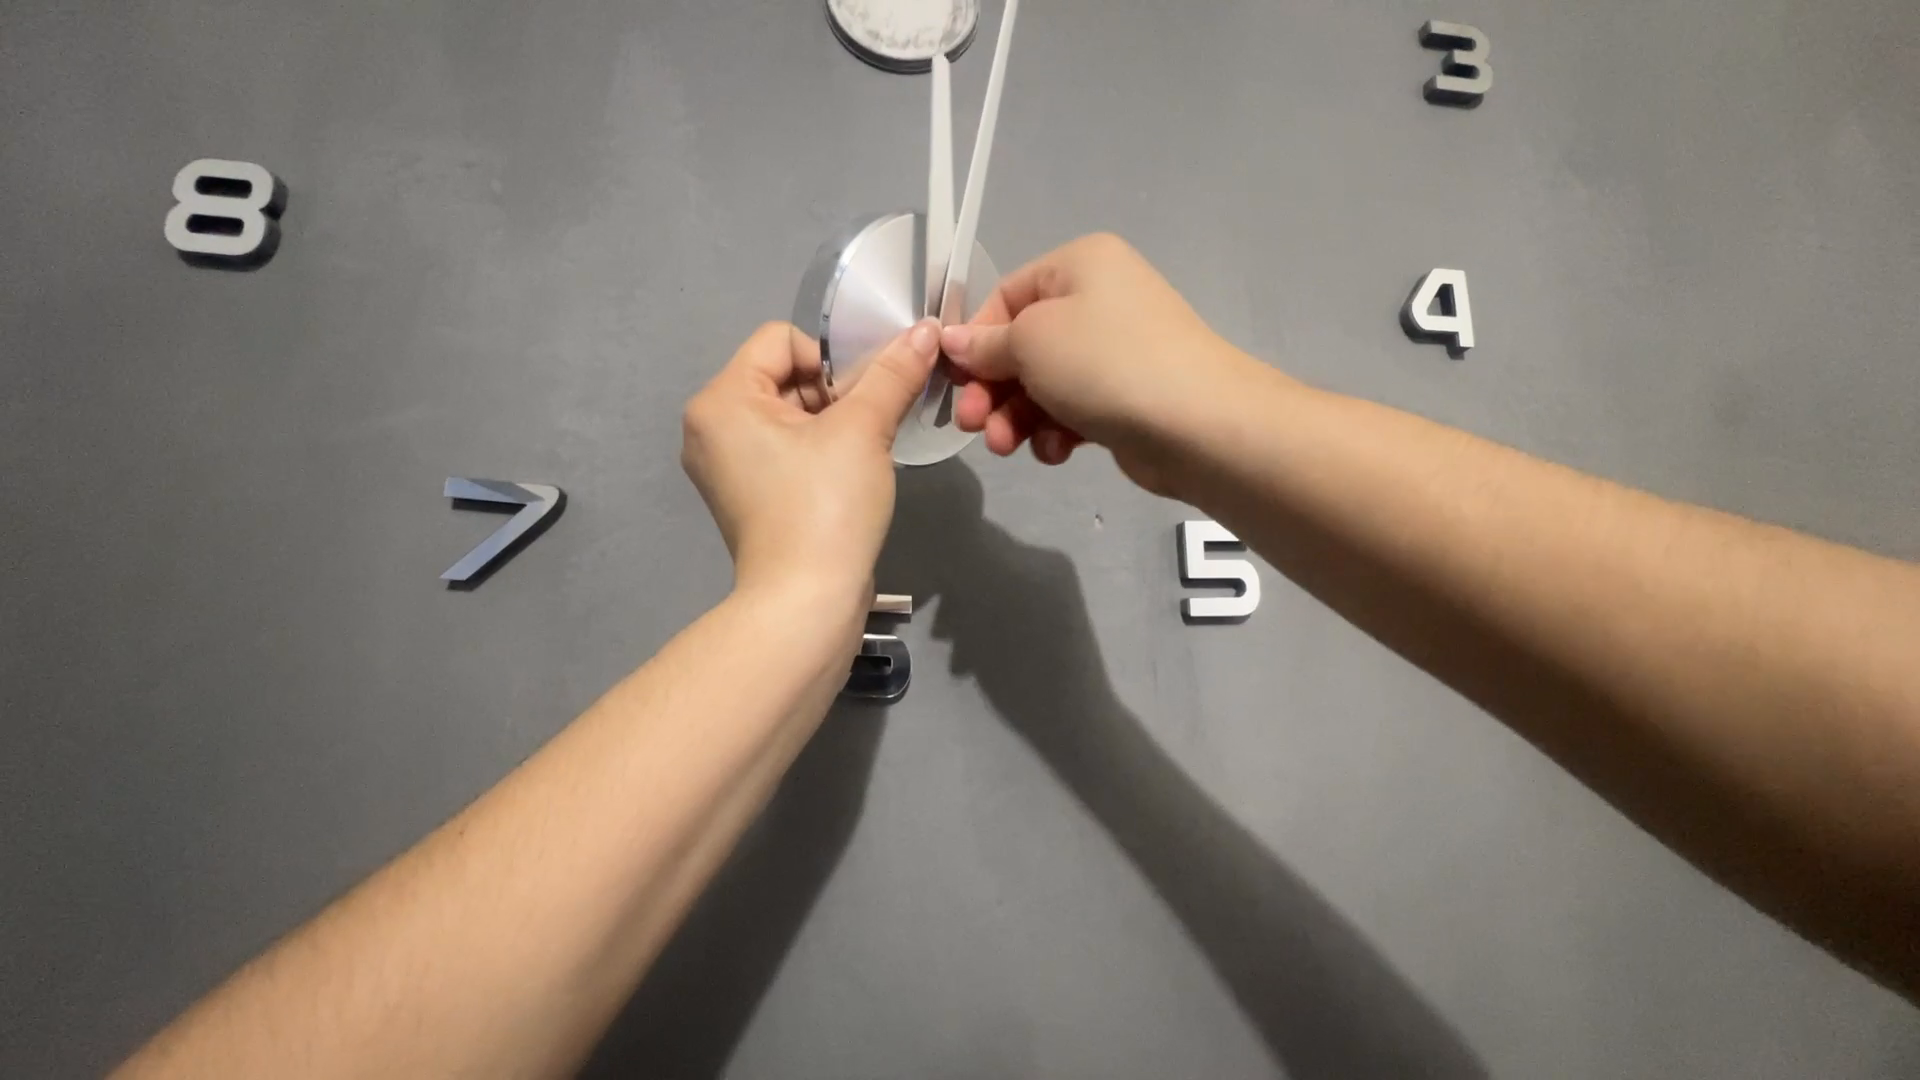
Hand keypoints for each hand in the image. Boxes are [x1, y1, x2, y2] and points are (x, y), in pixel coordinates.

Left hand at [682, 319, 939, 615]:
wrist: (807, 602)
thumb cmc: (826, 507)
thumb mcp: (864, 430)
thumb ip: (892, 375)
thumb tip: (926, 330)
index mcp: (721, 400)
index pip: (781, 340)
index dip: (830, 359)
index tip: (861, 402)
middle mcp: (710, 428)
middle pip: (783, 376)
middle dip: (833, 395)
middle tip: (866, 430)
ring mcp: (724, 467)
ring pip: (788, 415)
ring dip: (832, 425)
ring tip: (860, 457)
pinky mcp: (744, 497)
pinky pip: (783, 450)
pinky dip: (817, 452)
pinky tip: (845, 479)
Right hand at [940, 233, 1257, 494]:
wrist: (1194, 423)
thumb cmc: (1104, 363)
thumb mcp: (1031, 342)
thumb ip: (985, 344)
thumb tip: (951, 341)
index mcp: (1077, 265)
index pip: (1005, 298)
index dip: (974, 341)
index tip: (955, 382)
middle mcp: (1097, 301)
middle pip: (1021, 347)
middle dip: (992, 390)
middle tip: (972, 426)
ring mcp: (1113, 352)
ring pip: (1043, 385)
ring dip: (1017, 418)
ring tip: (1007, 446)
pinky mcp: (1123, 398)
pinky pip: (1072, 410)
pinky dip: (1055, 431)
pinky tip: (1056, 451)